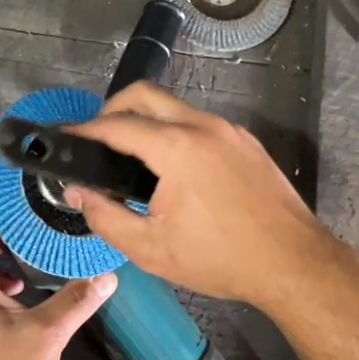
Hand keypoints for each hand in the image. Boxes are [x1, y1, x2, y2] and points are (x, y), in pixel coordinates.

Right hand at [63, 82, 335, 304]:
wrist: (295, 264)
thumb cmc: (220, 259)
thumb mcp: (151, 248)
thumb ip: (105, 217)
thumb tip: (77, 193)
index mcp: (176, 148)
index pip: (116, 125)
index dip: (83, 130)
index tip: (63, 137)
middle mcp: (202, 126)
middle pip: (143, 95)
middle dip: (111, 109)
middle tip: (95, 140)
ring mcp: (228, 130)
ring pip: (173, 106)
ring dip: (145, 120)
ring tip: (129, 156)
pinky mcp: (245, 141)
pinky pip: (198, 122)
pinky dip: (173, 131)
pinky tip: (171, 168)